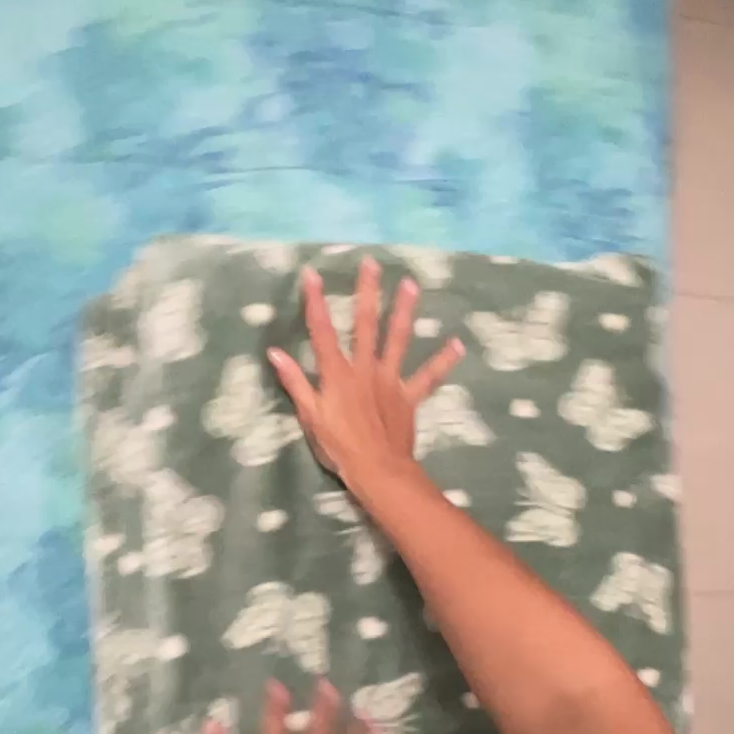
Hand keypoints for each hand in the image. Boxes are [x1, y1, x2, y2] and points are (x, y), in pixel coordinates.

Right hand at [267, 257, 464, 488]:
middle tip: (372, 263)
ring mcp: (390, 381)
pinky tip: (457, 344)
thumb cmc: (339, 447)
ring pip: (398, 340)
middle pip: (365, 324)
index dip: (316, 302)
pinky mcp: (409, 397)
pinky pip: (429, 377)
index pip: (322, 332)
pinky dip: (443, 361)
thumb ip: (295, 382)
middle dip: (368, 292)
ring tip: (412, 285)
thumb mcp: (310, 416)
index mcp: (337, 374)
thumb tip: (275, 353)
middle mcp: (365, 369)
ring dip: (405, 311)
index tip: (313, 274)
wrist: (377, 470)